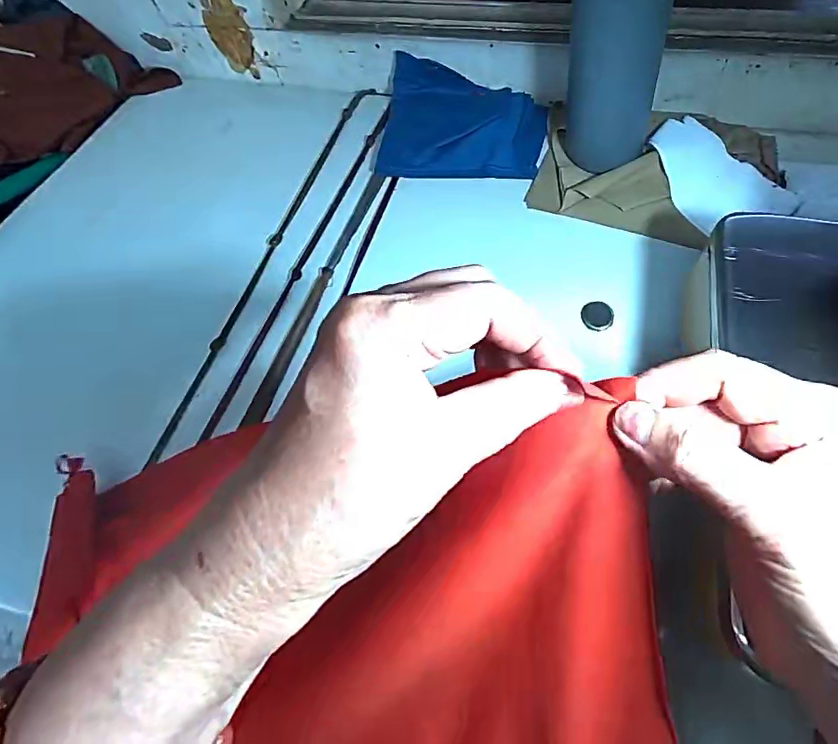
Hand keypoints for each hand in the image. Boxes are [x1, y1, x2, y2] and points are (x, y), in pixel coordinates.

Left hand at [249, 266, 584, 591]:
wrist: (272, 548)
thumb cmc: (335, 505)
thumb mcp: (445, 448)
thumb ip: (515, 404)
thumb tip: (558, 385)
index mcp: (379, 323)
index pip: (485, 301)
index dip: (538, 336)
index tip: (565, 374)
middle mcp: (363, 310)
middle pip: (468, 288)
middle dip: (517, 329)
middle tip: (547, 375)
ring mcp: (356, 326)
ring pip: (449, 301)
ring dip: (492, 333)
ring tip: (519, 381)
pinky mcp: (356, 347)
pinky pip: (426, 323)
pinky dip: (464, 343)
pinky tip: (482, 377)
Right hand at [611, 351, 837, 742]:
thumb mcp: (775, 516)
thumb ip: (700, 462)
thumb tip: (636, 419)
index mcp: (818, 416)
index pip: (730, 377)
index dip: (675, 384)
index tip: (631, 400)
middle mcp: (790, 431)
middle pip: (705, 404)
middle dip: (660, 416)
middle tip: (618, 430)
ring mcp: (763, 466)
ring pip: (692, 434)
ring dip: (656, 441)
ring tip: (622, 450)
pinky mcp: (739, 497)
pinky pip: (689, 466)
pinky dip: (662, 467)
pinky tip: (642, 473)